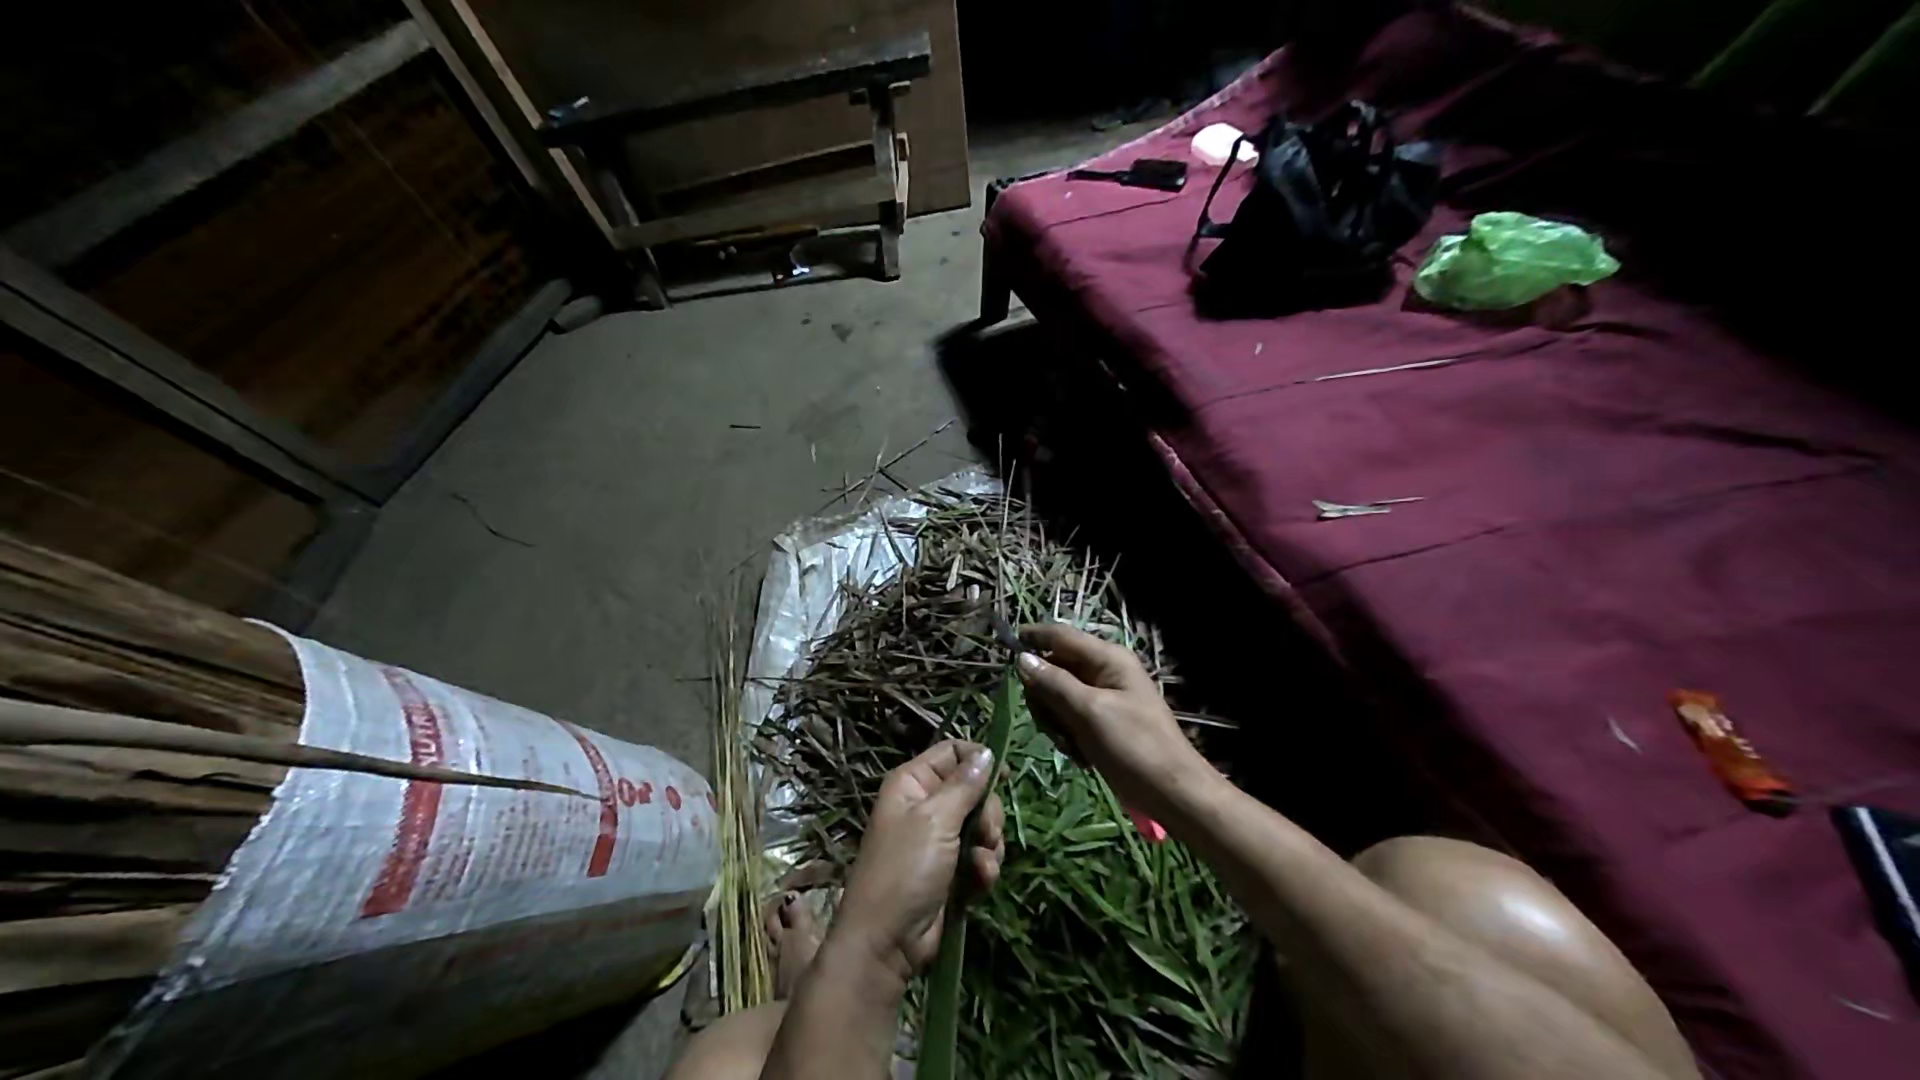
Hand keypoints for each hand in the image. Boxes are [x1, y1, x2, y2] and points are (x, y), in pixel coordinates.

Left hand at [837, 740, 1005, 979]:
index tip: (1004, 776)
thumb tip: (987, 752)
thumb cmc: (905, 870)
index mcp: (913, 783)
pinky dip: (984, 869)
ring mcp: (939, 839)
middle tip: (985, 833)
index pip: (952, 752)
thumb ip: (965, 784)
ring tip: (979, 866)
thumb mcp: (935, 819)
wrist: (887, 942)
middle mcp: (926, 805)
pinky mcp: (952, 870)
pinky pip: (982, 856)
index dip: (979, 760)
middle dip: (988, 814)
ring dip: (989, 845)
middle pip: (975, 790)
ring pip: (984, 825)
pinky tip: (979, 884)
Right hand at [1016, 623, 1211, 819]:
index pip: (1061, 635)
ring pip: (1058, 695)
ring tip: (1070, 745)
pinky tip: (1079, 754)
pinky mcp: (1102, 720)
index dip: (1033, 638)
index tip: (1004, 648)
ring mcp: (1103, 696)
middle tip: (1051, 724)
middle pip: (1055, 667)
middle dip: (1045, 696)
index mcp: (1107, 658)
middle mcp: (1105, 670)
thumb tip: (1022, 659)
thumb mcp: (1089, 713)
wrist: (1173, 792)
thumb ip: (1054, 683)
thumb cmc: (1134, 747)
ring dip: (1055, 720)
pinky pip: (1070, 716)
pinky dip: (1068, 733)